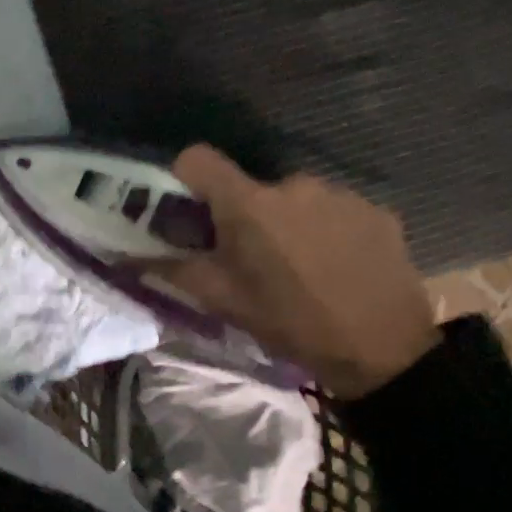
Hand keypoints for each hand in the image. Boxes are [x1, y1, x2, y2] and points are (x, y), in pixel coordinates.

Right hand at [154, 145, 440, 398]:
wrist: (386, 352)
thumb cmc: (290, 323)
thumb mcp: (221, 300)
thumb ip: (171, 269)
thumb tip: (125, 257)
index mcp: (247, 203)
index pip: (197, 158)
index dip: (185, 177)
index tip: (189, 207)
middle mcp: (292, 185)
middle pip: (250, 185)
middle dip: (245, 213)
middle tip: (251, 255)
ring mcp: (340, 194)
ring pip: (295, 198)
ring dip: (289, 221)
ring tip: (301, 264)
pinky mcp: (377, 210)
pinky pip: (335, 209)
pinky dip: (328, 229)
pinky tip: (338, 264)